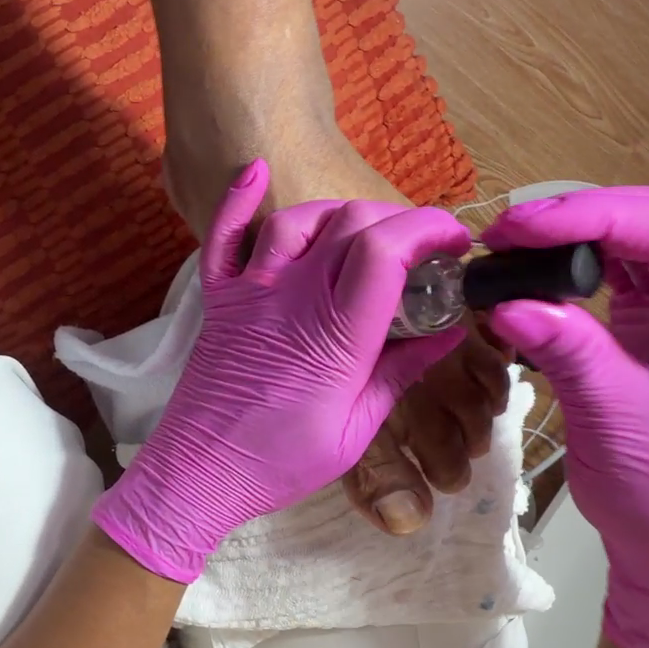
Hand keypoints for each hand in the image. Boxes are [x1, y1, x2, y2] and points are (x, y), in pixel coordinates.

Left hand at [94, 159, 467, 581]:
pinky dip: (238, 200)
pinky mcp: (218, 302)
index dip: (430, 230)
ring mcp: (249, 296)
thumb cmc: (277, 464)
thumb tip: (449, 333)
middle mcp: (291, 300)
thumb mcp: (355, 431)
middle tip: (416, 251)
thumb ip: (401, 373)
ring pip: (296, 219)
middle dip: (396, 222)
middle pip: (350, 223)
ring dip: (337, 214)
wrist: (196, 475)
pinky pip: (222, 238)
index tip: (452, 246)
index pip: (387, 249)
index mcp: (335, 336)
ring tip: (360, 234)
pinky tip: (255, 171)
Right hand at [483, 187, 648, 647]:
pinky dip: (585, 270)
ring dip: (583, 238)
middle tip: (508, 232)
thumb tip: (505, 302)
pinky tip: (543, 272)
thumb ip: (566, 350)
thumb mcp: (613, 418)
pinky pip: (636, 282)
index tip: (521, 228)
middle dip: (588, 217)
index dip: (599, 217)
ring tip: (516, 246)